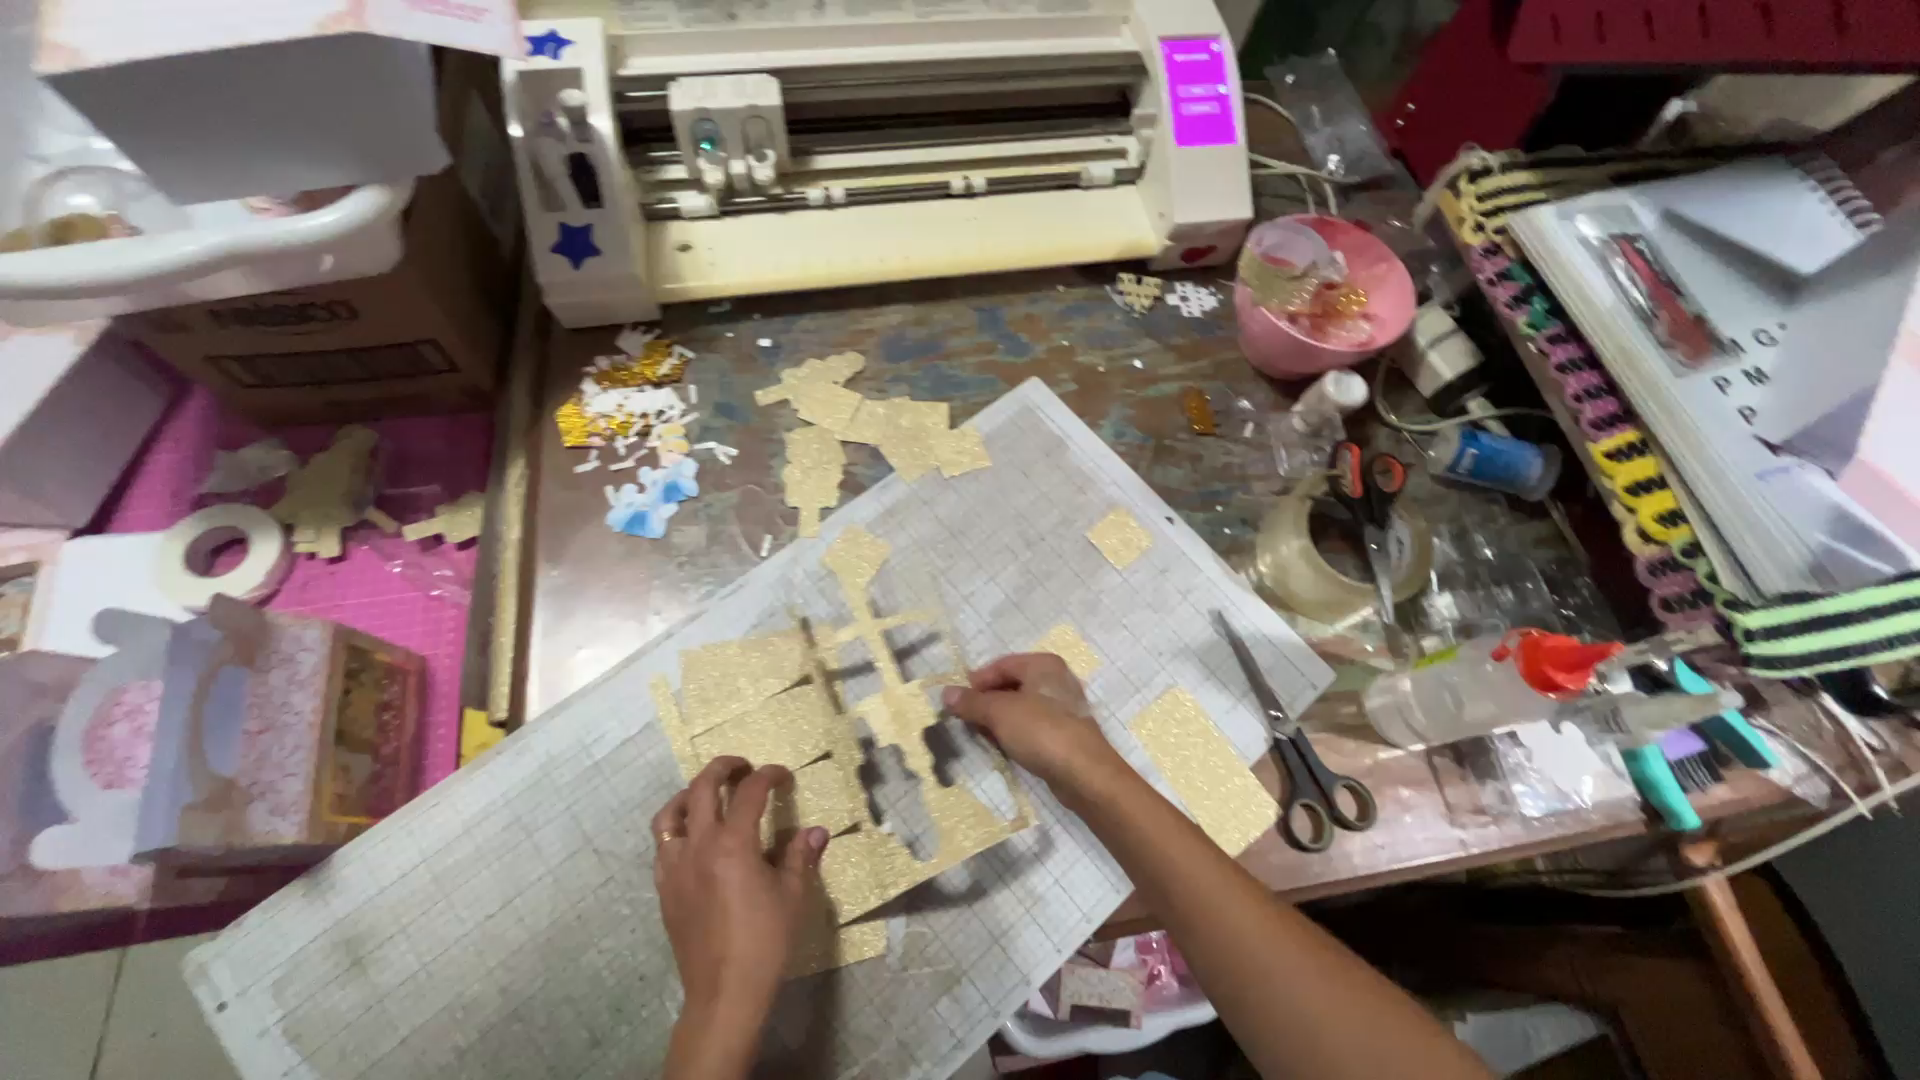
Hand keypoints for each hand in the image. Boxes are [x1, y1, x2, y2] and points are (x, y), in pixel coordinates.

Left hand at [653, 756, 827, 1073]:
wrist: (724, 991)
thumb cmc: (765, 941)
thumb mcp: (793, 895)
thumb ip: (800, 856)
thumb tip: (816, 831)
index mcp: (733, 843)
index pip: (750, 792)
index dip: (768, 776)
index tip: (783, 776)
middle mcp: (698, 846)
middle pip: (702, 787)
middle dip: (724, 768)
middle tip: (743, 767)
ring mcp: (675, 867)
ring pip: (671, 813)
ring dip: (691, 794)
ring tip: (709, 794)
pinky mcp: (664, 888)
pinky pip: (663, 845)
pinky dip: (677, 828)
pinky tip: (694, 837)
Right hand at [942, 653, 1122, 791]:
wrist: (1084, 773)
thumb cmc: (1041, 731)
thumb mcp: (999, 713)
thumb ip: (971, 702)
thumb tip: (946, 693)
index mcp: (1042, 664)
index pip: (1001, 665)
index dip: (977, 681)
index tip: (957, 701)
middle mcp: (1055, 680)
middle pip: (1011, 685)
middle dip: (986, 702)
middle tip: (966, 720)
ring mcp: (1062, 708)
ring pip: (1021, 708)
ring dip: (998, 720)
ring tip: (981, 736)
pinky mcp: (1065, 733)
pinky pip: (1032, 726)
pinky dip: (1015, 733)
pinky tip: (1003, 748)